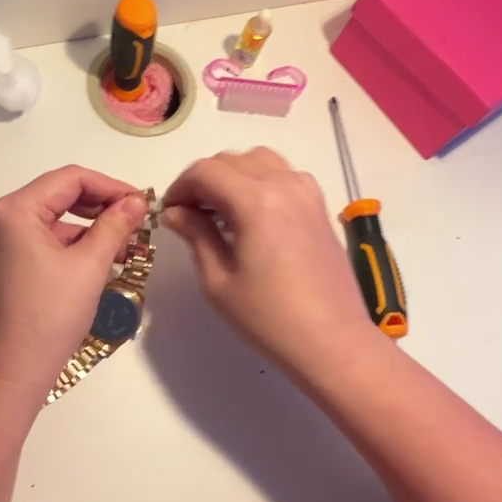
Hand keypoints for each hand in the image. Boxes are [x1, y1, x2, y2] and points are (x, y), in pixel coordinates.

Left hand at [0, 166, 147, 399]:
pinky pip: (36, 242)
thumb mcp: (89, 266)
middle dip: (99, 209)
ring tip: (122, 249)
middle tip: (135, 226)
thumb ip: (114, 226)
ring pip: (48, 221)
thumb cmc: (50, 316)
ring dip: (85, 231)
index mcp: (12, 210)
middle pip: (56, 197)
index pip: (69, 179)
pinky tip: (95, 262)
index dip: (110, 186)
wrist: (11, 372)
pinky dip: (66, 247)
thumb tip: (136, 201)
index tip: (141, 203)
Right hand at [162, 149, 379, 380]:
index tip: (169, 212)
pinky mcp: (319, 206)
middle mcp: (283, 185)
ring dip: (232, 176)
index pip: (205, 171)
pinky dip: (259, 181)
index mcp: (255, 202)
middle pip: (231, 161)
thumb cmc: (268, 318)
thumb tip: (175, 212)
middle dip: (203, 181)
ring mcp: (307, 192)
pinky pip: (283, 175)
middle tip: (188, 215)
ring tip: (218, 212)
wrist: (331, 340)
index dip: (180, 187)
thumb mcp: (218, 281)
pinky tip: (250, 216)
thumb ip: (196, 235)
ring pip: (259, 161)